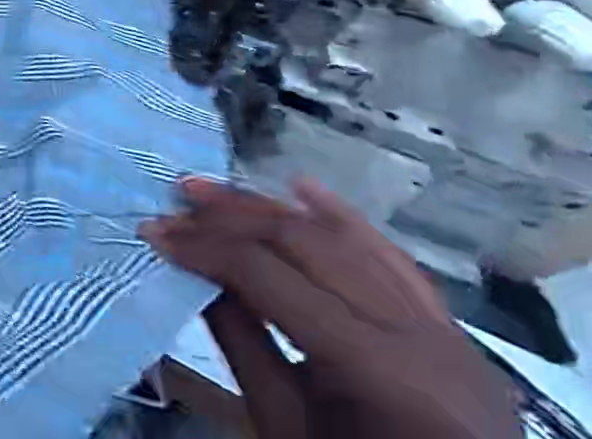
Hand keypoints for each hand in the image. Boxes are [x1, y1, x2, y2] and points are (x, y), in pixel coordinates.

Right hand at [142, 178, 518, 438]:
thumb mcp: (284, 421)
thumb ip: (241, 340)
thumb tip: (189, 269)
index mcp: (376, 370)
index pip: (268, 275)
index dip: (202, 247)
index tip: (152, 234)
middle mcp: (419, 338)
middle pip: (307, 245)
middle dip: (230, 217)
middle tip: (173, 203)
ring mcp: (445, 333)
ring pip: (346, 242)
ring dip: (270, 208)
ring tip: (211, 190)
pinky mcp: (450, 332)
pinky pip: (395, 262)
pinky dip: (346, 221)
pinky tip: (302, 188)